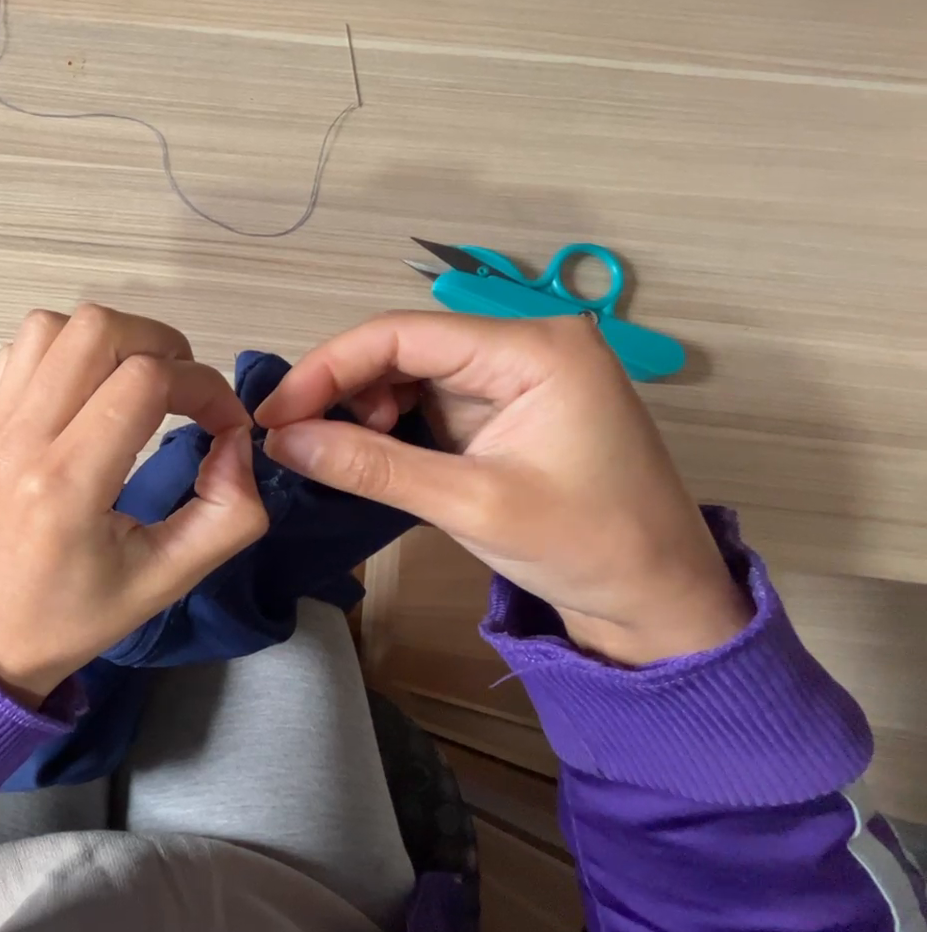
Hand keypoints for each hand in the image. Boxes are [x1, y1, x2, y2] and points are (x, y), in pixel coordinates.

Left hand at [0, 305, 269, 706]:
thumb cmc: (75, 616)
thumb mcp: (167, 581)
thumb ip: (226, 513)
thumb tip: (237, 442)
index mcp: (68, 484)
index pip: (144, 381)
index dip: (204, 387)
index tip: (224, 424)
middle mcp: (23, 438)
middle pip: (97, 330)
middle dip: (161, 346)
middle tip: (184, 394)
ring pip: (54, 326)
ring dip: (111, 341)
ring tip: (138, 385)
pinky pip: (22, 349)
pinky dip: (66, 349)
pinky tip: (88, 391)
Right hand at [255, 311, 748, 665]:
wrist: (657, 597)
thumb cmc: (585, 545)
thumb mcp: (469, 504)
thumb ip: (370, 465)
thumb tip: (279, 440)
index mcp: (532, 349)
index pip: (401, 334)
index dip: (326, 369)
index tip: (274, 416)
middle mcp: (518, 345)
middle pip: (397, 347)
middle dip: (336, 389)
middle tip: (288, 437)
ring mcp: (507, 374)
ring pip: (401, 371)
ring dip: (355, 407)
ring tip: (331, 452)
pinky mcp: (496, 405)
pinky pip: (418, 397)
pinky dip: (379, 423)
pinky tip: (363, 451)